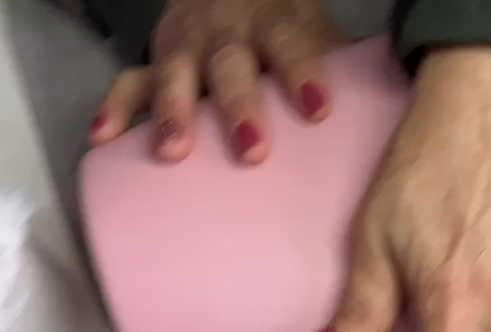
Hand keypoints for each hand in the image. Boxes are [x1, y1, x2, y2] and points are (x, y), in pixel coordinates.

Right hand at [87, 0, 339, 163]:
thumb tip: (388, 124)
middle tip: (252, 150)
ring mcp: (186, 46)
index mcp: (276, 21)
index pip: (292, 41)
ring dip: (174, 112)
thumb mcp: (311, 35)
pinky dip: (116, 108)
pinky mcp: (155, 63)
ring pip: (176, 73)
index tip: (317, 111)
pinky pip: (130, 82)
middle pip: (231, 64)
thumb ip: (333, 71)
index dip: (302, 72)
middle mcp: (227, 29)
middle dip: (239, 105)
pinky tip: (102, 136)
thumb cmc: (283, 34)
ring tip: (172, 153)